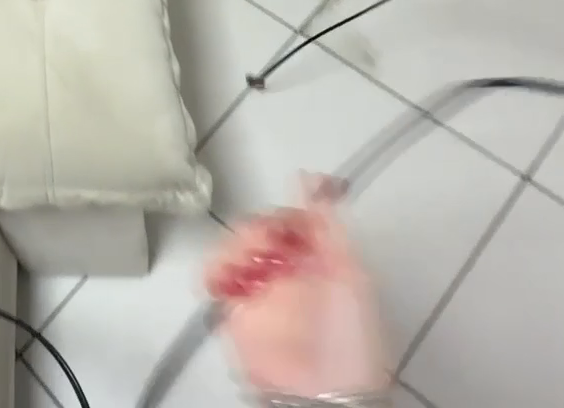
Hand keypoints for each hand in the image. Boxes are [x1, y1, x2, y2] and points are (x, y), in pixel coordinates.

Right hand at [204, 176, 389, 399]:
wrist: (319, 392)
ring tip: (244, 269)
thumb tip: (316, 177)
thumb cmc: (346, 336)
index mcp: (318, 258)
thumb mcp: (350, 275)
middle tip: (265, 247)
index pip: (293, 217)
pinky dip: (213, 270)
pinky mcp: (234, 305)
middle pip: (258, 226)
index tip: (284, 224)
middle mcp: (287, 267)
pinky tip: (223, 280)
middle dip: (256, 231)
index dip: (285, 214)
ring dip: (234, 249)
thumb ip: (332, 226)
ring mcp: (259, 286)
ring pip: (233, 245)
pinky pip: (215, 275)